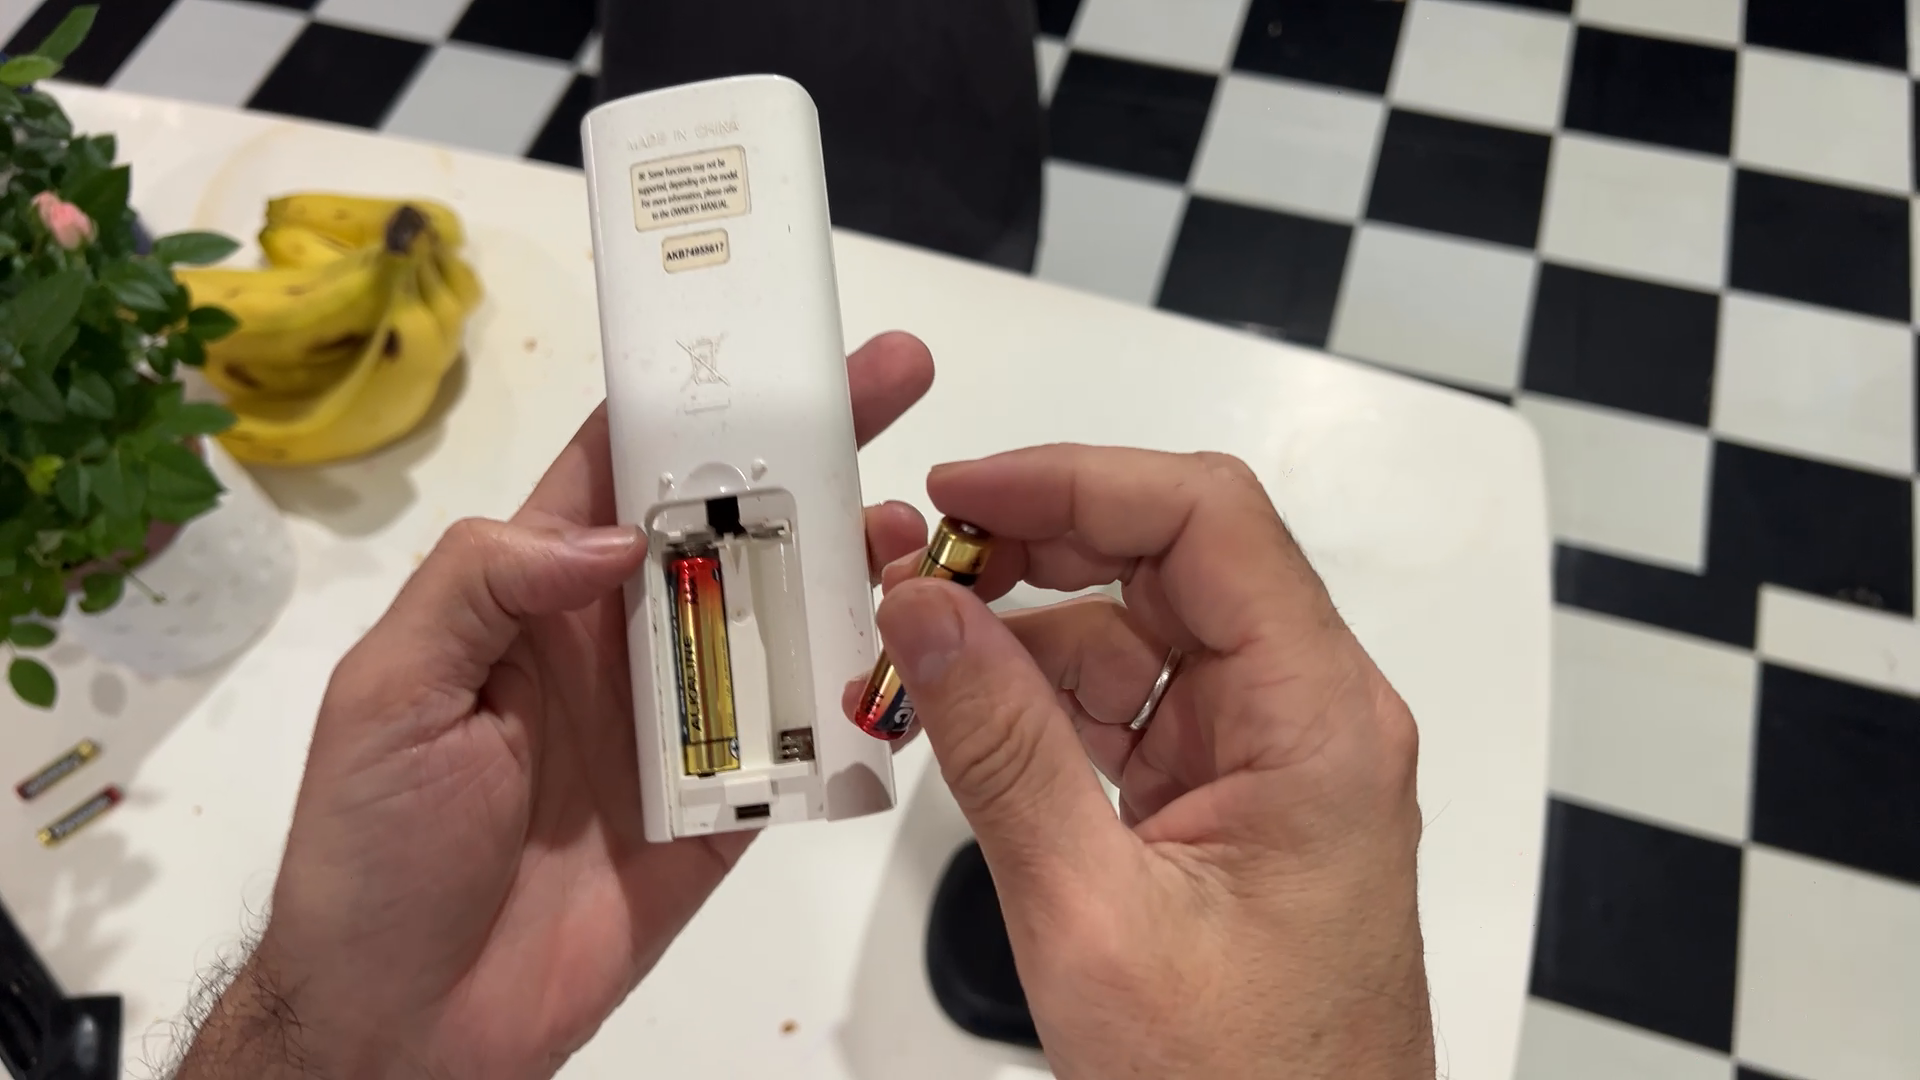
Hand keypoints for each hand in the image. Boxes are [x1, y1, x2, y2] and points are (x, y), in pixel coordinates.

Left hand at [176, 334, 934, 1079]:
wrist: (428, 1022)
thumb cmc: (383, 853)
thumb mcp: (395, 696)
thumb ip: (484, 590)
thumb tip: (619, 537)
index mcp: (558, 588)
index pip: (637, 461)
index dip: (706, 397)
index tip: (780, 346)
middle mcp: (645, 627)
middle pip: (744, 517)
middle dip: (819, 447)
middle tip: (897, 383)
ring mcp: (704, 702)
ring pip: (798, 607)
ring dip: (858, 560)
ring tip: (912, 528)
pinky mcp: (747, 779)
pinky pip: (819, 721)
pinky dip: (870, 685)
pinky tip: (918, 649)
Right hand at [872, 446, 1432, 1078]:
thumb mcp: (1090, 916)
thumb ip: (998, 748)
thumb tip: (922, 610)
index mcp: (1312, 716)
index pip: (1206, 520)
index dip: (1077, 480)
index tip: (963, 493)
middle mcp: (1296, 701)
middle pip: (1165, 551)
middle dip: (1037, 540)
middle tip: (926, 562)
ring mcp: (1252, 733)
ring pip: (1128, 616)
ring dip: (1021, 618)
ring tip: (924, 641)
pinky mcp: (1210, 766)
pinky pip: (1114, 685)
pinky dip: (1033, 682)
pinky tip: (970, 703)